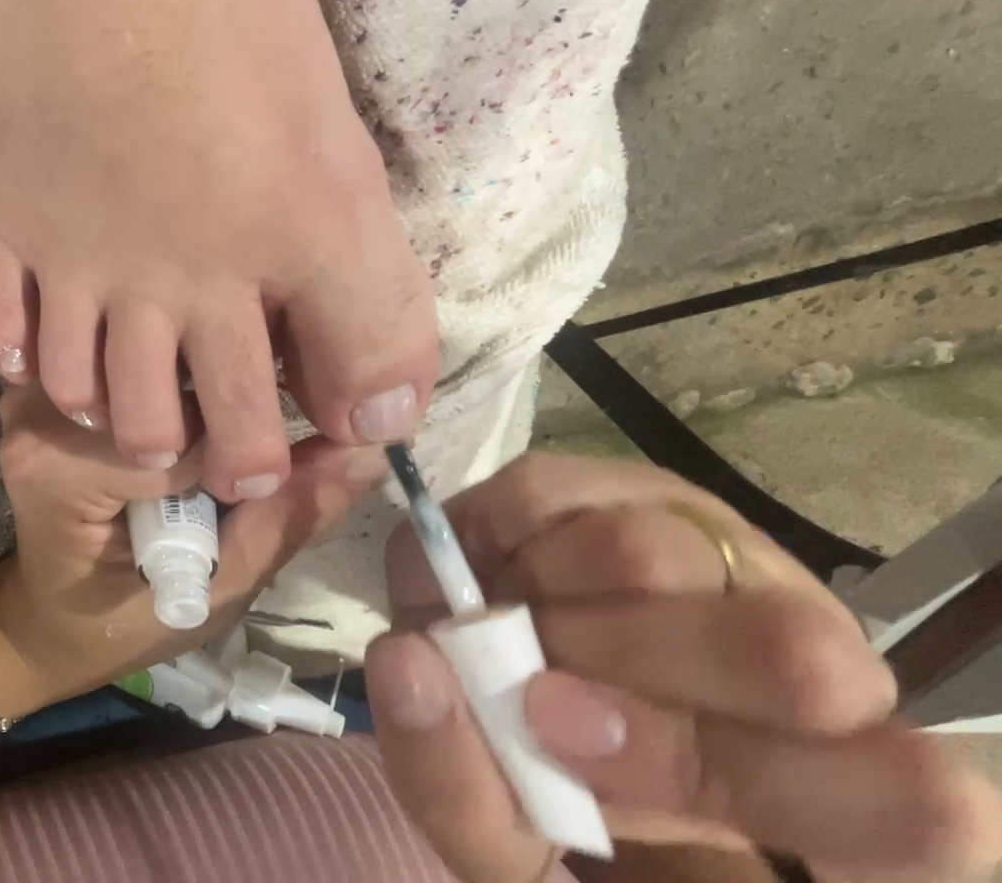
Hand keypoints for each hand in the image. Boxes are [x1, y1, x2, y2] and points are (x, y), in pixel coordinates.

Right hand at [0, 0, 440, 504]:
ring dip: (136, 424)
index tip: (359, 415)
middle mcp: (196, 268)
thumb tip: (314, 252)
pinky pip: (15, 344)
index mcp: (306, 211)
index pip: (375, 365)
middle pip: (228, 426)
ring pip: (111, 405)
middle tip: (238, 455)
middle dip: (245, 457)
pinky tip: (46, 355)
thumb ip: (325, 181)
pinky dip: (39, 365)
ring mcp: (80, 261)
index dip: (376, 409)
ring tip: (140, 416)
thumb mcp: (306, 55)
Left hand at [0, 384, 379, 704]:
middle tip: (277, 419)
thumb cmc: (123, 620)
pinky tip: (203, 396)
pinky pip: (129, 357)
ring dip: (205, 376)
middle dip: (231, 389)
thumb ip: (281, 521)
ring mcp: (33, 389)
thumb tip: (366, 450)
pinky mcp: (48, 382)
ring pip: (151, 351)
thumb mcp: (214, 593)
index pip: (186, 425)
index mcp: (59, 466)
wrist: (49, 617)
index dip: (251, 439)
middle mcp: (35, 412)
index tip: (293, 459)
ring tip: (242, 409)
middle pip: (165, 371)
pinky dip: (176, 374)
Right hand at [363, 454, 1001, 882]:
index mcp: (833, 790)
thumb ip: (461, 791)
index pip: (914, 806)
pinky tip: (480, 582)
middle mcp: (813, 653)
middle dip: (632, 684)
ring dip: (534, 609)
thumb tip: (406, 665)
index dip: (773, 780)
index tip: (586, 755)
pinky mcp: (610, 482)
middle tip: (533, 705)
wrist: (497, 663)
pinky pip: (539, 499)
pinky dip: (482, 545)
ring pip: (643, 558)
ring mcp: (713, 545)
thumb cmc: (524, 775)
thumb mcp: (503, 838)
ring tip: (494, 637)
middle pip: (793, 658)